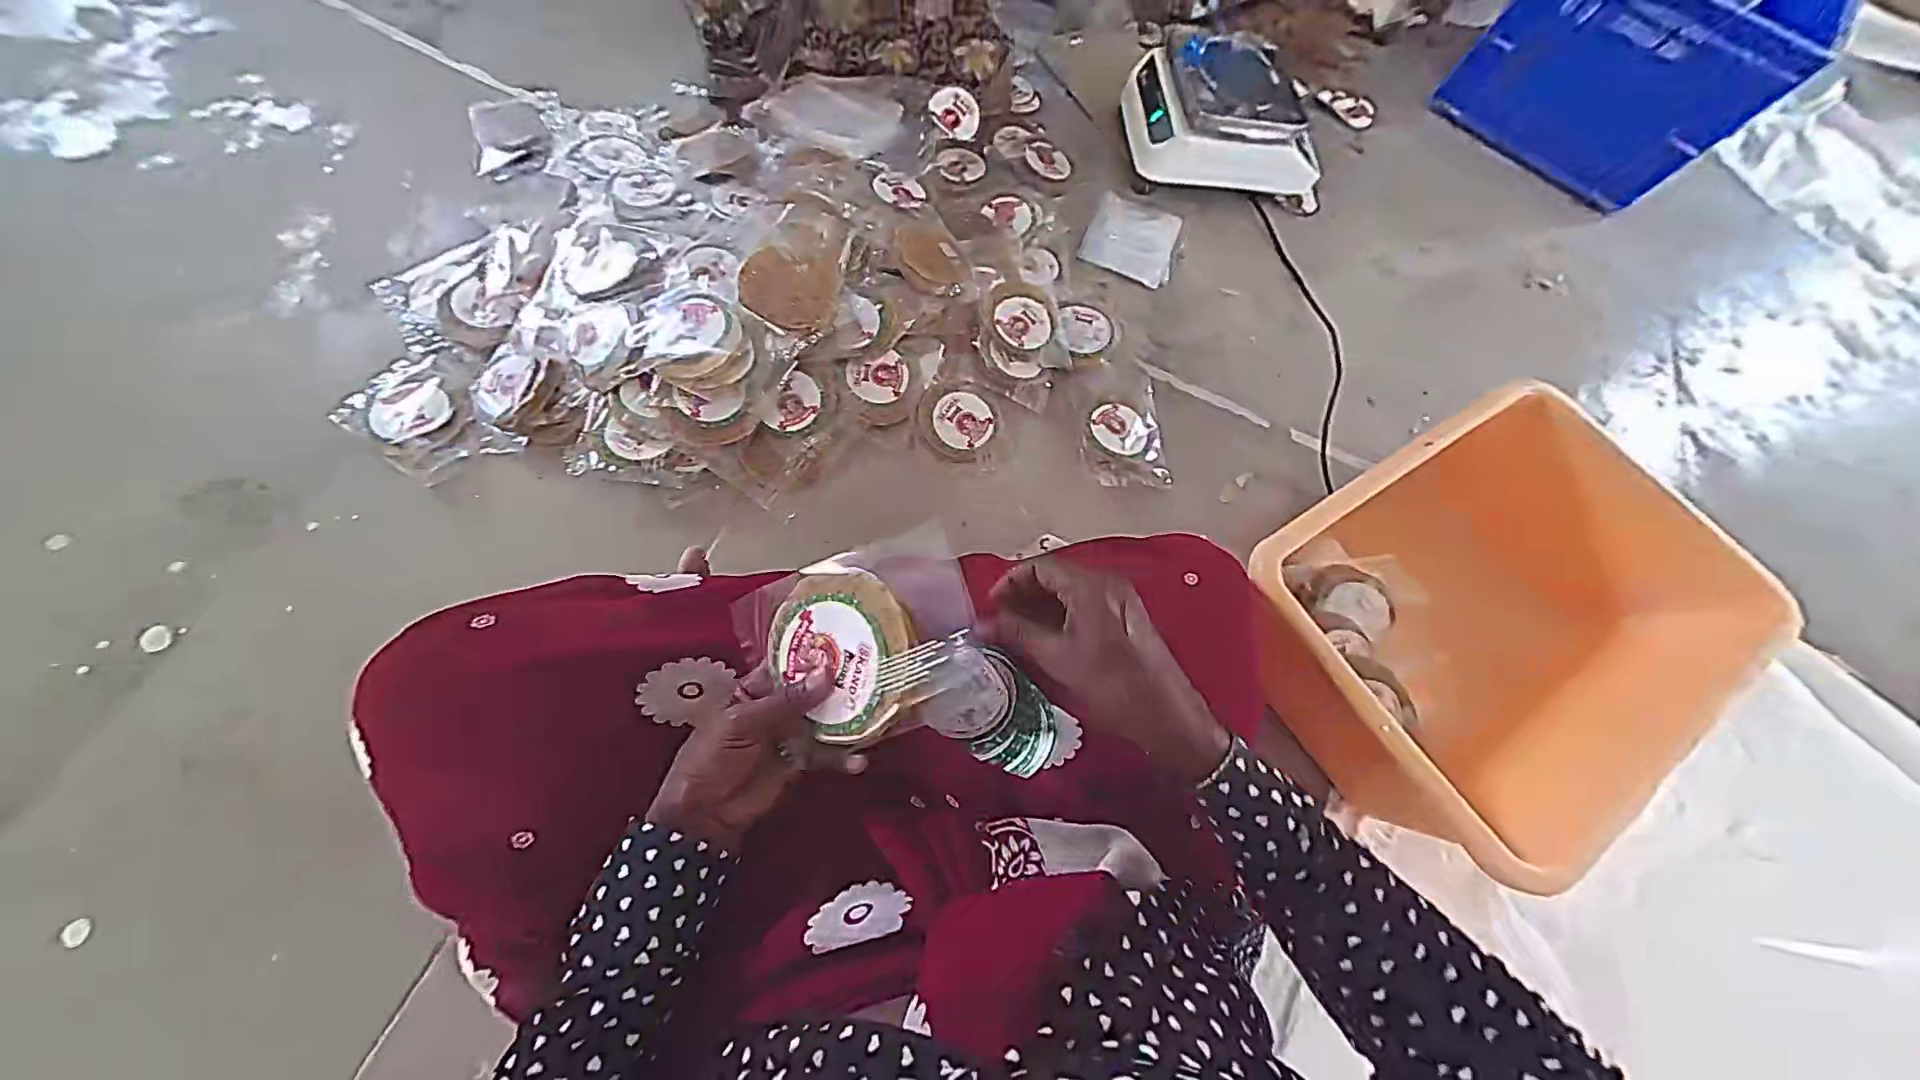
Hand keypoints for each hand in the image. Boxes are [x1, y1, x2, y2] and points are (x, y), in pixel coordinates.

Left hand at [647, 660, 867, 848]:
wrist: (705, 814)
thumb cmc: (710, 757)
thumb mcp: (742, 722)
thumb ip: (786, 699)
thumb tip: (826, 674)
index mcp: (755, 689)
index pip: (786, 664)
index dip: (811, 653)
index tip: (843, 640)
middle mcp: (777, 706)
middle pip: (812, 689)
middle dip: (837, 682)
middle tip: (869, 672)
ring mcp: (792, 733)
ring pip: (825, 718)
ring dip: (847, 716)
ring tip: (873, 711)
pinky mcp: (802, 760)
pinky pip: (827, 752)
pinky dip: (843, 756)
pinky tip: (858, 759)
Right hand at [977, 557, 1230, 783]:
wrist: (1166, 715)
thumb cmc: (1114, 685)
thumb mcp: (1058, 658)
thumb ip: (1018, 633)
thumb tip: (985, 624)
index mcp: (1091, 587)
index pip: (1040, 566)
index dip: (1010, 581)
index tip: (991, 604)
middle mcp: (1107, 585)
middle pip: (1055, 576)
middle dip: (1022, 594)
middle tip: (999, 618)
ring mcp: (1118, 601)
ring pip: (1068, 592)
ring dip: (1038, 606)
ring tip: (1014, 631)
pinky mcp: (1123, 619)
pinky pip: (1083, 605)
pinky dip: (1059, 616)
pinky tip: (1042, 637)